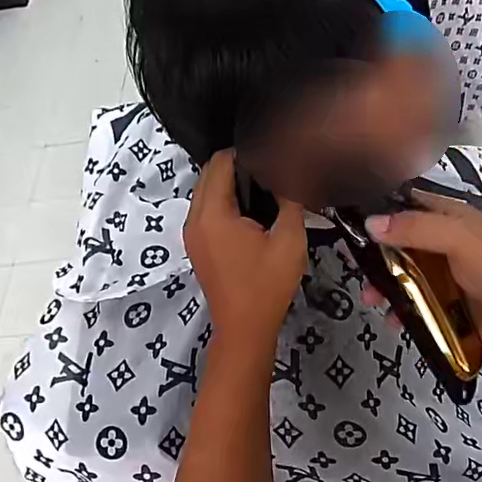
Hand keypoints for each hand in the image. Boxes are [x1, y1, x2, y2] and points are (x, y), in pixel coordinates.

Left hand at [185, 151, 306, 348]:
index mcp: (213, 214)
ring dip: (228, 185)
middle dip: (235, 167)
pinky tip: (251, 213)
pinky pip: (205, 211)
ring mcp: (192, 234)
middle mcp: (194, 219)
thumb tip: (287, 176)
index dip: (244, 153)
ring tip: (263, 191)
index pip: (220, 162)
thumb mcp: (290, 240)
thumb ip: (289, 201)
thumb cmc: (267, 285)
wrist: (245, 328)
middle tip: (269, 173)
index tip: (270, 156)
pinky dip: (223, 203)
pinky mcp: (196, 246)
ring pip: (205, 192)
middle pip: (208, 174)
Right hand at [363, 191, 481, 344]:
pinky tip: (394, 320)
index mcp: (449, 218)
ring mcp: (444, 276)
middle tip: (358, 271)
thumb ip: (415, 228)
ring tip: (372, 300)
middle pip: (400, 245)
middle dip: (377, 258)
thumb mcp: (457, 239)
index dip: (381, 212)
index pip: (408, 206)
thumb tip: (371, 223)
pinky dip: (402, 312)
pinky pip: (416, 304)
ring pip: (404, 277)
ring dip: (385, 287)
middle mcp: (443, 243)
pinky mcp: (446, 304)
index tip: (353, 225)